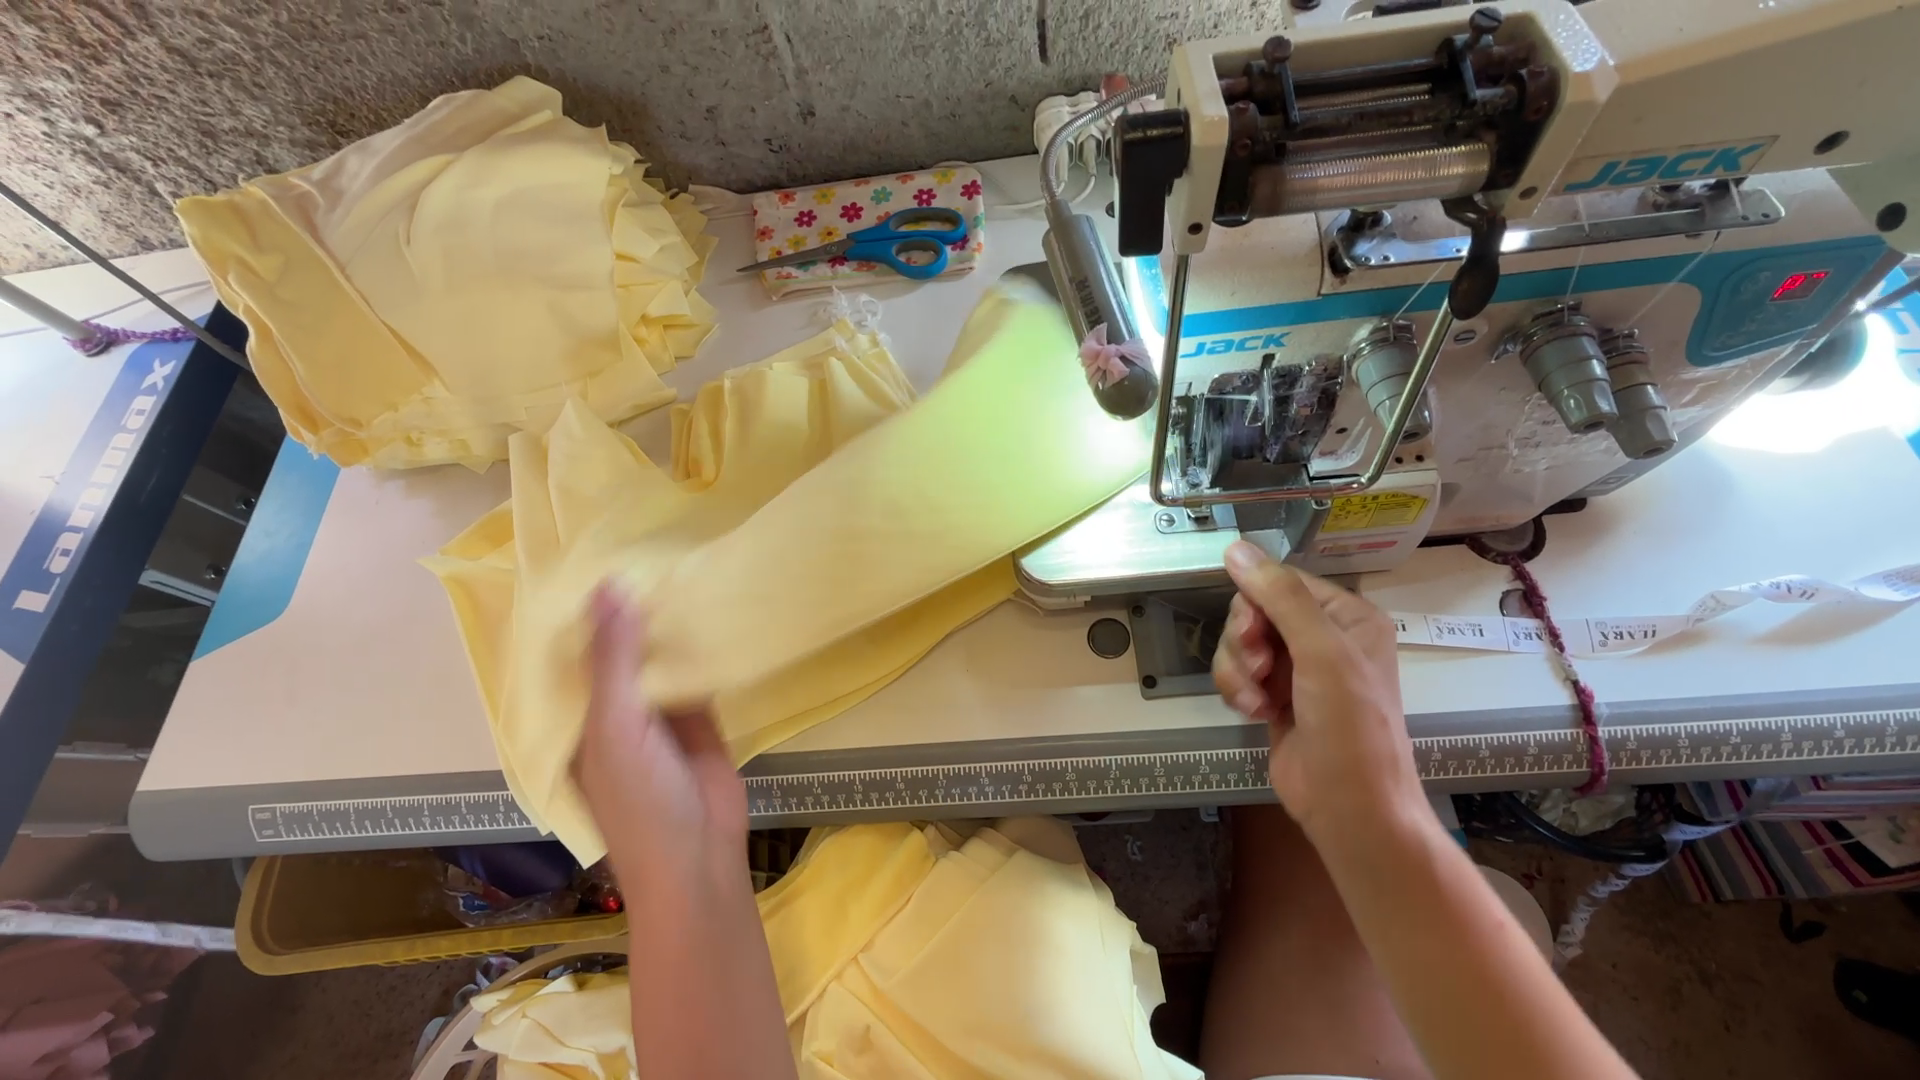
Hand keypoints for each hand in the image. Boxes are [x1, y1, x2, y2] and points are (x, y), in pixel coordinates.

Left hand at [574, 582, 747, 882]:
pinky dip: (702, 648)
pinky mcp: (698, 718)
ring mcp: (657, 716)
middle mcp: (613, 712)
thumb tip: (610, 586)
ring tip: (681, 562)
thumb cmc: (641, 803)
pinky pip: (696, 674)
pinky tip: (712, 607)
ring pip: (659, 660)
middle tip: (649, 546)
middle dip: (631, 612)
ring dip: (668, 626)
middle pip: (619, 652)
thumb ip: (616, 659)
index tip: (597, 554)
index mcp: (577, 719)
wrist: (701, 858)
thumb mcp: (618, 727)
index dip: (584, 612)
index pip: (573, 655)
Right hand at [1211, 541, 1427, 841]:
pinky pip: (1238, 674)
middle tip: (1256, 670)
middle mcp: (1323, 638)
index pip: (1283, 583)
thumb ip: (1279, 597)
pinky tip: (1254, 713)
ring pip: (1240, 644)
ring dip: (1237, 670)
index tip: (1252, 634)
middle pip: (1254, 612)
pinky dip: (1237, 691)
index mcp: (1347, 617)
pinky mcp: (1274, 698)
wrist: (1348, 807)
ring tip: (1254, 700)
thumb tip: (1235, 548)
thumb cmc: (1349, 726)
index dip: (1257, 603)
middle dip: (1245, 641)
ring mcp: (1297, 670)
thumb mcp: (1320, 653)